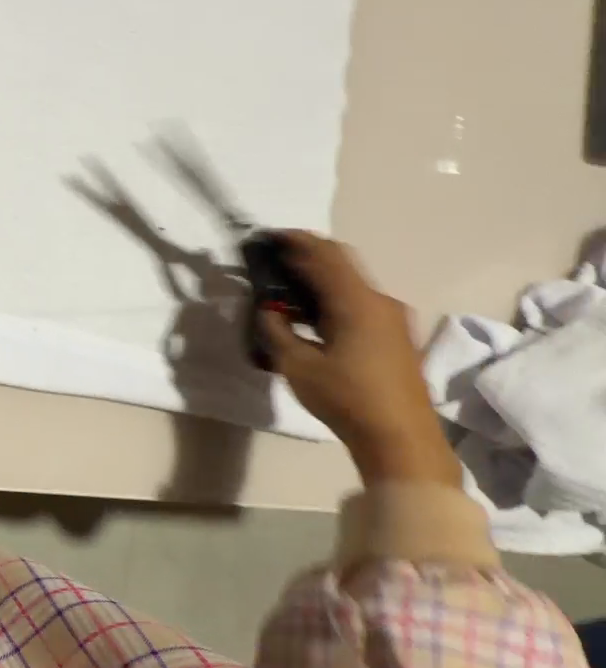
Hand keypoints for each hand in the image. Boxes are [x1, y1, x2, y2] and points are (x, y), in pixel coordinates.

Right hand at [260, 231, 459, 485]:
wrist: (397, 433)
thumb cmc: (344, 396)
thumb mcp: (296, 364)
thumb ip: (278, 331)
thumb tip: (269, 310)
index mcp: (357, 304)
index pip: (326, 258)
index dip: (299, 242)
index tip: (271, 235)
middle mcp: (379, 302)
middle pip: (342, 266)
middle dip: (308, 256)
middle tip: (274, 256)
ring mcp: (389, 319)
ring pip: (348, 286)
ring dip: (317, 280)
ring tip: (283, 286)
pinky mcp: (390, 336)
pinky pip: (354, 304)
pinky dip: (329, 298)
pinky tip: (307, 313)